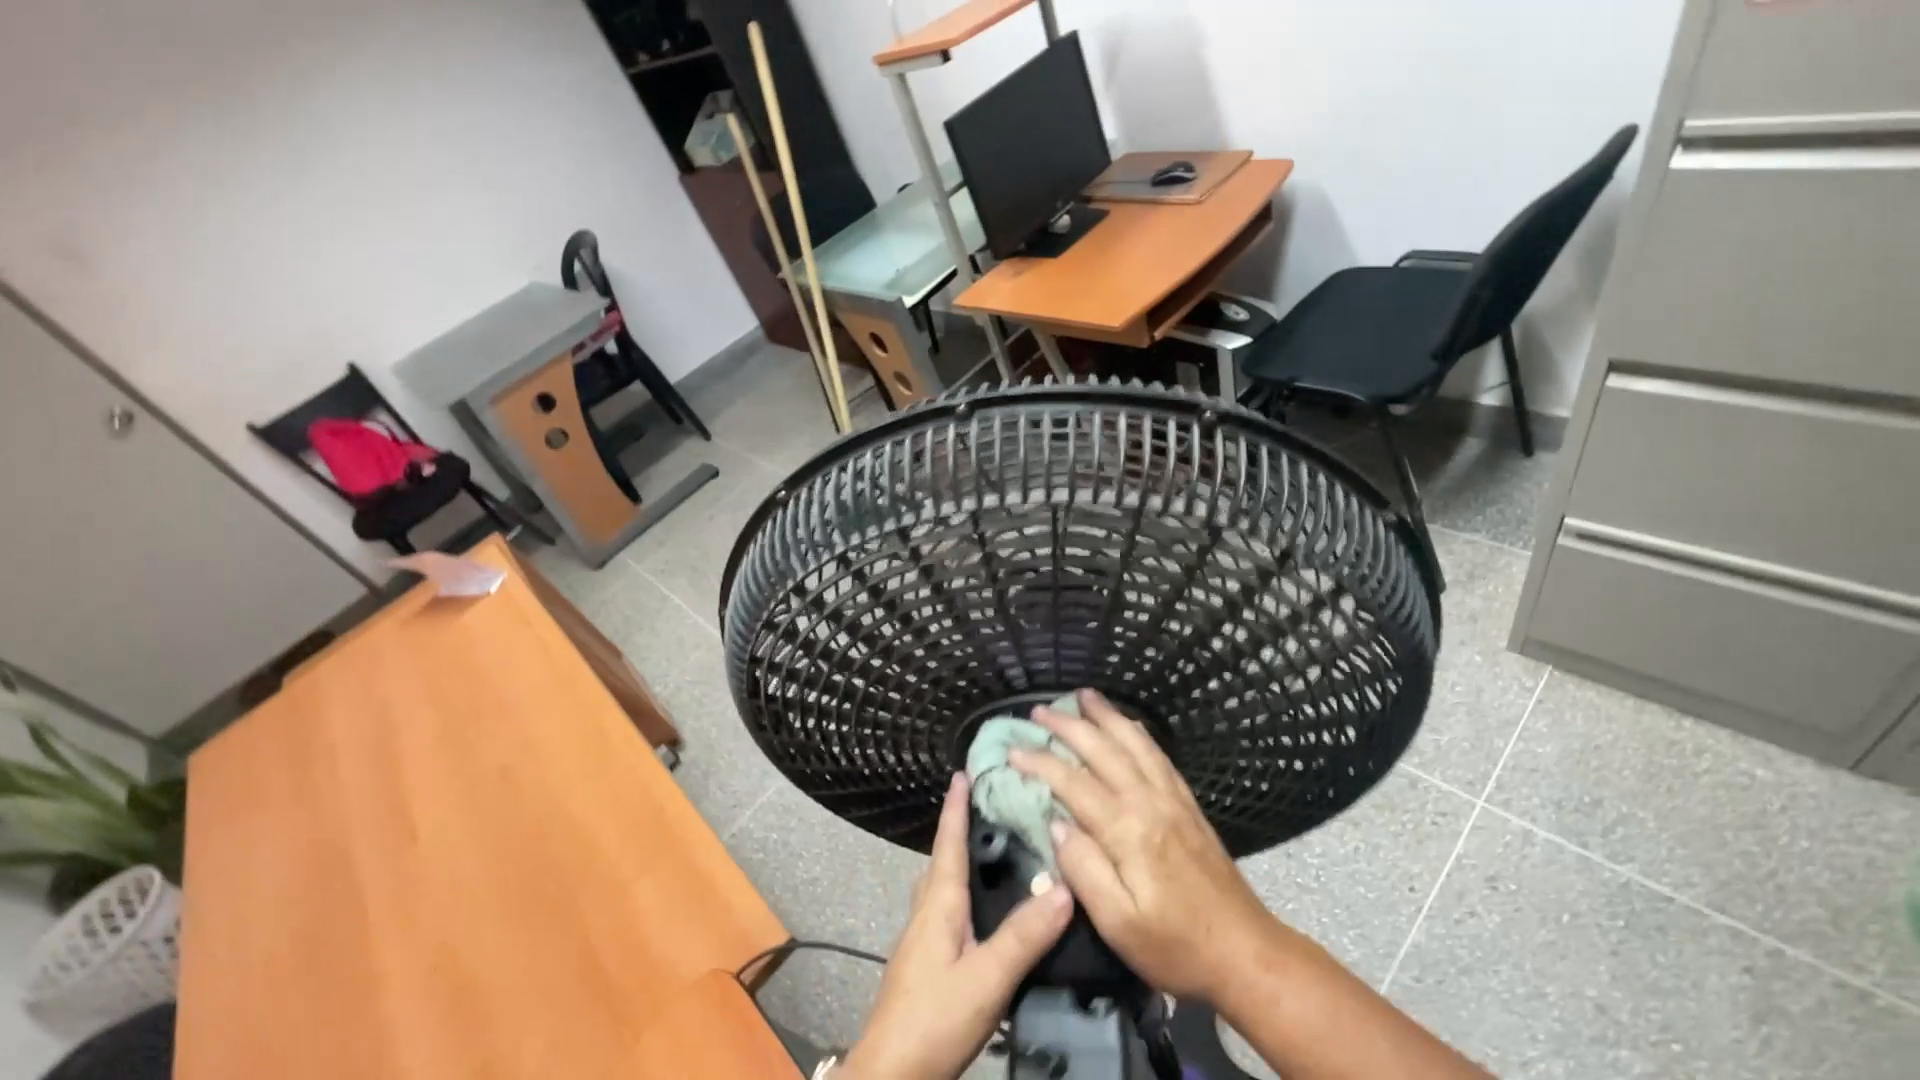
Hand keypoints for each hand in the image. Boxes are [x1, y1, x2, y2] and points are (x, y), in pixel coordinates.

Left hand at [839, 773, 1073, 1079]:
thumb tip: (1064, 885)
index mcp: (938, 907)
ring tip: (991, 852)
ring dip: (959, 863)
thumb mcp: (987, 977)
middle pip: (941, 862)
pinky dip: (963, 896)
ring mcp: (922, 943)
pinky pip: (946, 913)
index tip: (960, 772)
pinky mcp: (926, 967)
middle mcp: (926, 915)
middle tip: (987, 806)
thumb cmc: (934, 1018)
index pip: (948, 845)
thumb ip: (1024, 935)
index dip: (955, 809)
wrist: (891, 1075)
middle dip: (959, 831)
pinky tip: (984, 913)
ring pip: (941, 888)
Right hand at [1009, 689, 1278, 1002]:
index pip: (1073, 783)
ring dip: (1107, 717)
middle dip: (1069, 726)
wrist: (1246, 953)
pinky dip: (1139, 734)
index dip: (1040, 763)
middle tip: (1039, 710)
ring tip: (1084, 696)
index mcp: (1128, 831)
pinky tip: (1130, 727)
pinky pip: (1159, 757)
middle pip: (1105, 751)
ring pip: (1136, 744)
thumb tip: (1056, 823)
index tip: (1012, 750)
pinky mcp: (1190, 808)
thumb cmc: (1175, 947)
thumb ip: (1084, 870)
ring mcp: (1174, 802)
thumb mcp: (1119, 923)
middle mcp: (1151, 803)